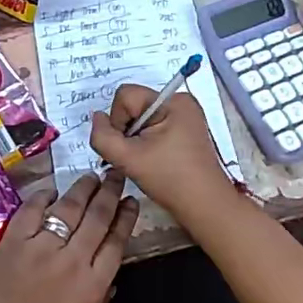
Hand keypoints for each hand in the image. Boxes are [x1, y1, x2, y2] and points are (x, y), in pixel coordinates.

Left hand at [0, 173, 136, 302]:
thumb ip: (97, 301)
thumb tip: (108, 277)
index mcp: (93, 287)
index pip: (117, 242)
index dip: (126, 217)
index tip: (131, 201)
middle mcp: (72, 261)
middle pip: (97, 217)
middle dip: (110, 192)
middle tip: (116, 175)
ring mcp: (41, 248)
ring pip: (69, 208)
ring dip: (83, 189)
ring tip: (91, 177)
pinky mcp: (12, 241)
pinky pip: (32, 210)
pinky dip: (44, 196)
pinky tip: (51, 191)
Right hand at [89, 84, 237, 219]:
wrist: (206, 206)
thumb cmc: (170, 180)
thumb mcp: (127, 159)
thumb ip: (102, 136)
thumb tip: (97, 118)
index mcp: (172, 100)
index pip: (125, 96)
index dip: (117, 121)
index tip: (128, 147)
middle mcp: (181, 101)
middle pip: (134, 105)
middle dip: (127, 130)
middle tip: (136, 157)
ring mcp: (185, 115)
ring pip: (142, 117)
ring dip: (135, 138)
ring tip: (145, 160)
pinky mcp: (186, 129)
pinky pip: (154, 126)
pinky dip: (147, 142)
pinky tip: (154, 160)